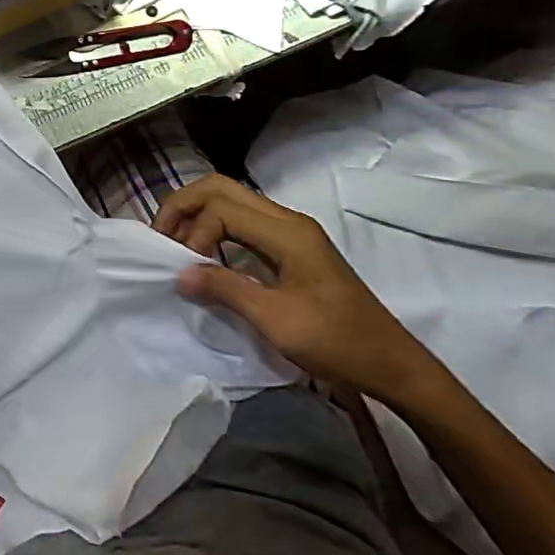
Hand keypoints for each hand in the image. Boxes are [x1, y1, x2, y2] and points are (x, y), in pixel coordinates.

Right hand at [154, 175, 443, 404]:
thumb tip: (179, 274)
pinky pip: (241, 221)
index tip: (185, 270)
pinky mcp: (290, 248)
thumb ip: (225, 290)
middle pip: (221, 187)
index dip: (193, 233)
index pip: (222, 209)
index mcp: (288, 233)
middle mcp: (288, 221)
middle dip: (184, 205)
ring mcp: (291, 232)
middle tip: (161, 236)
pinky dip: (213, 228)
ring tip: (175, 245)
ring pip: (231, 200)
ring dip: (197, 215)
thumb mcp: (277, 322)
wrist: (393, 367)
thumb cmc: (338, 344)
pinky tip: (202, 254)